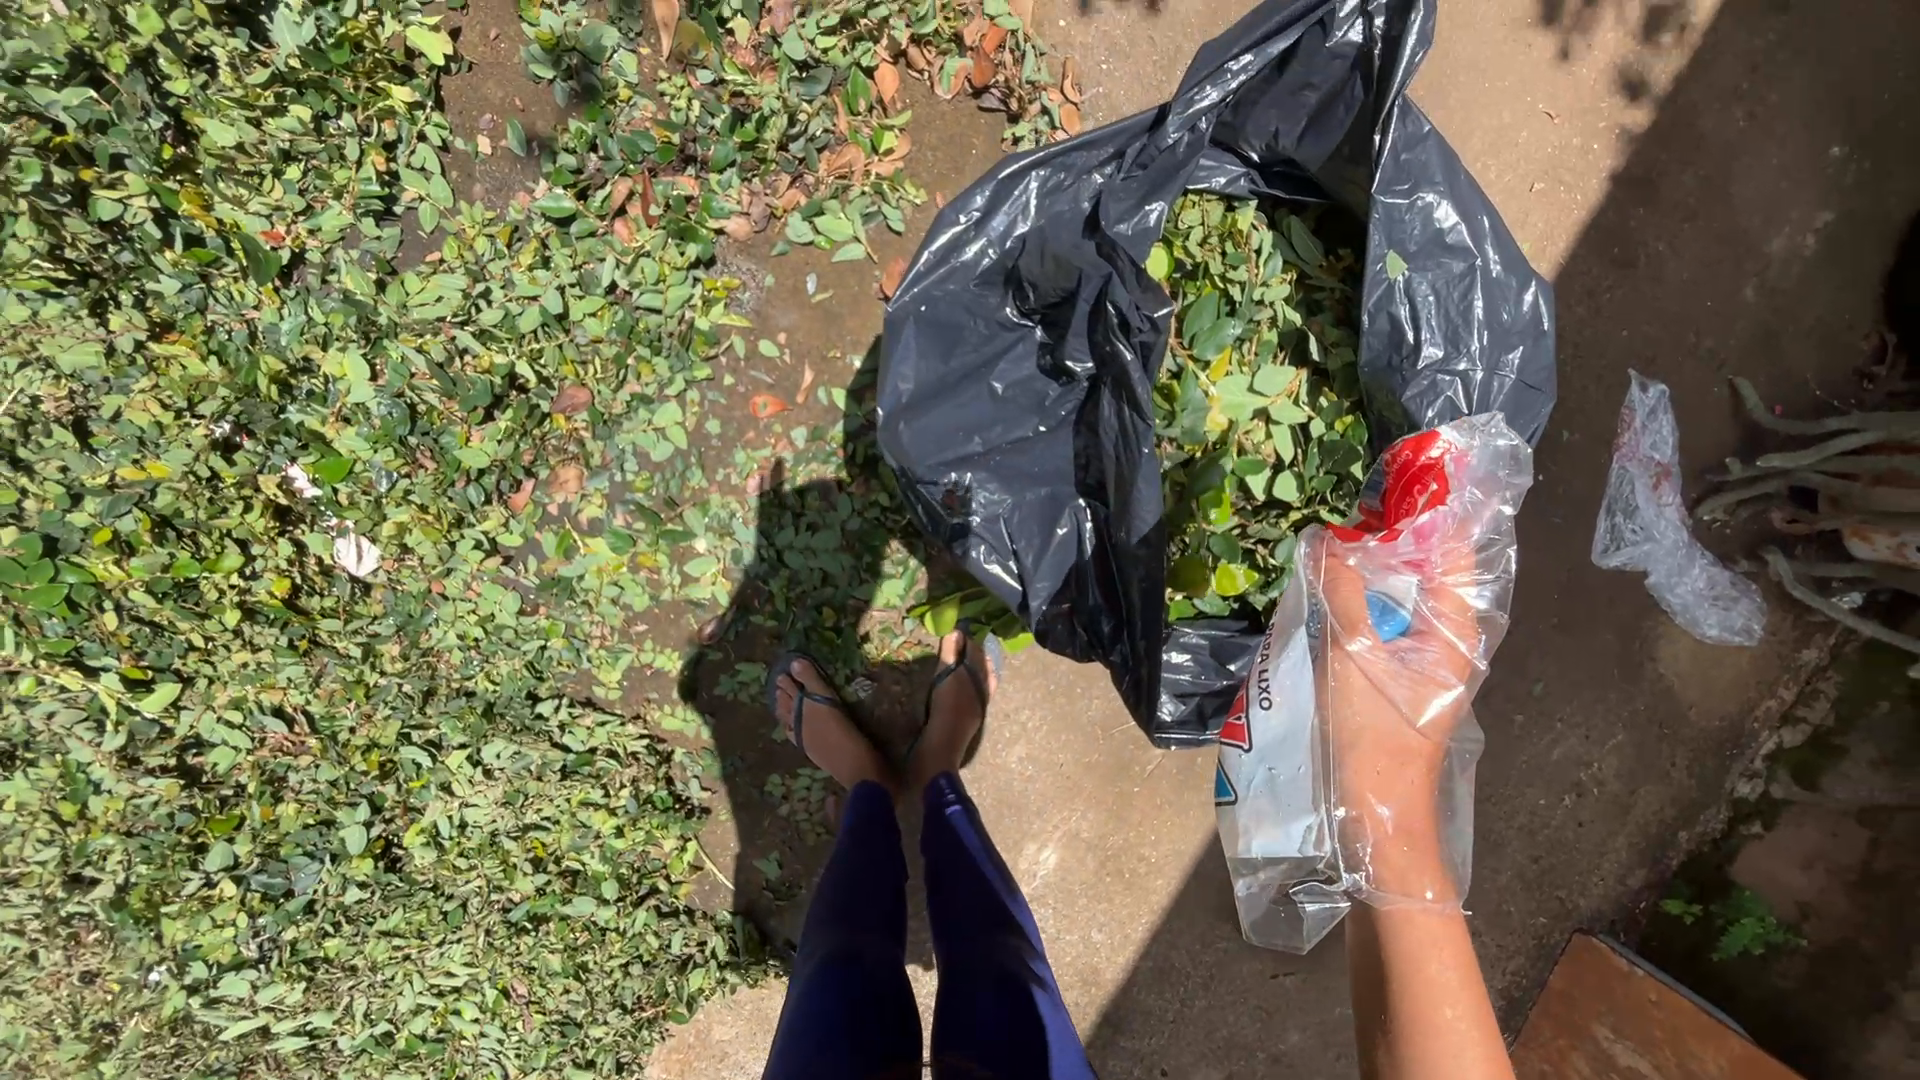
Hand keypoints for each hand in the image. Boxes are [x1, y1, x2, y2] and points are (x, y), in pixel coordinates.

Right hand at [1311, 526, 1485, 905]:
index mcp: (1455, 630)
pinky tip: (1332, 587)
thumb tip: (1327, 540)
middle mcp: (1448, 638)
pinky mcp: (1397, 673)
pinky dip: (1363, 595)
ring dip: (1377, 564)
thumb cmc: (1373, 734)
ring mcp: (1423, 657)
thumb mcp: (1352, 656)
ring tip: (1341, 532)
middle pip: (1429, 570)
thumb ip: (1342, 594)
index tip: (1407, 470)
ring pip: (1404, 595)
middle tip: (1358, 498)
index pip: (1454, 551)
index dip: (1434, 509)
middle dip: (1399, 533)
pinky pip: (1384, 619)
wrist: (1376, 809)